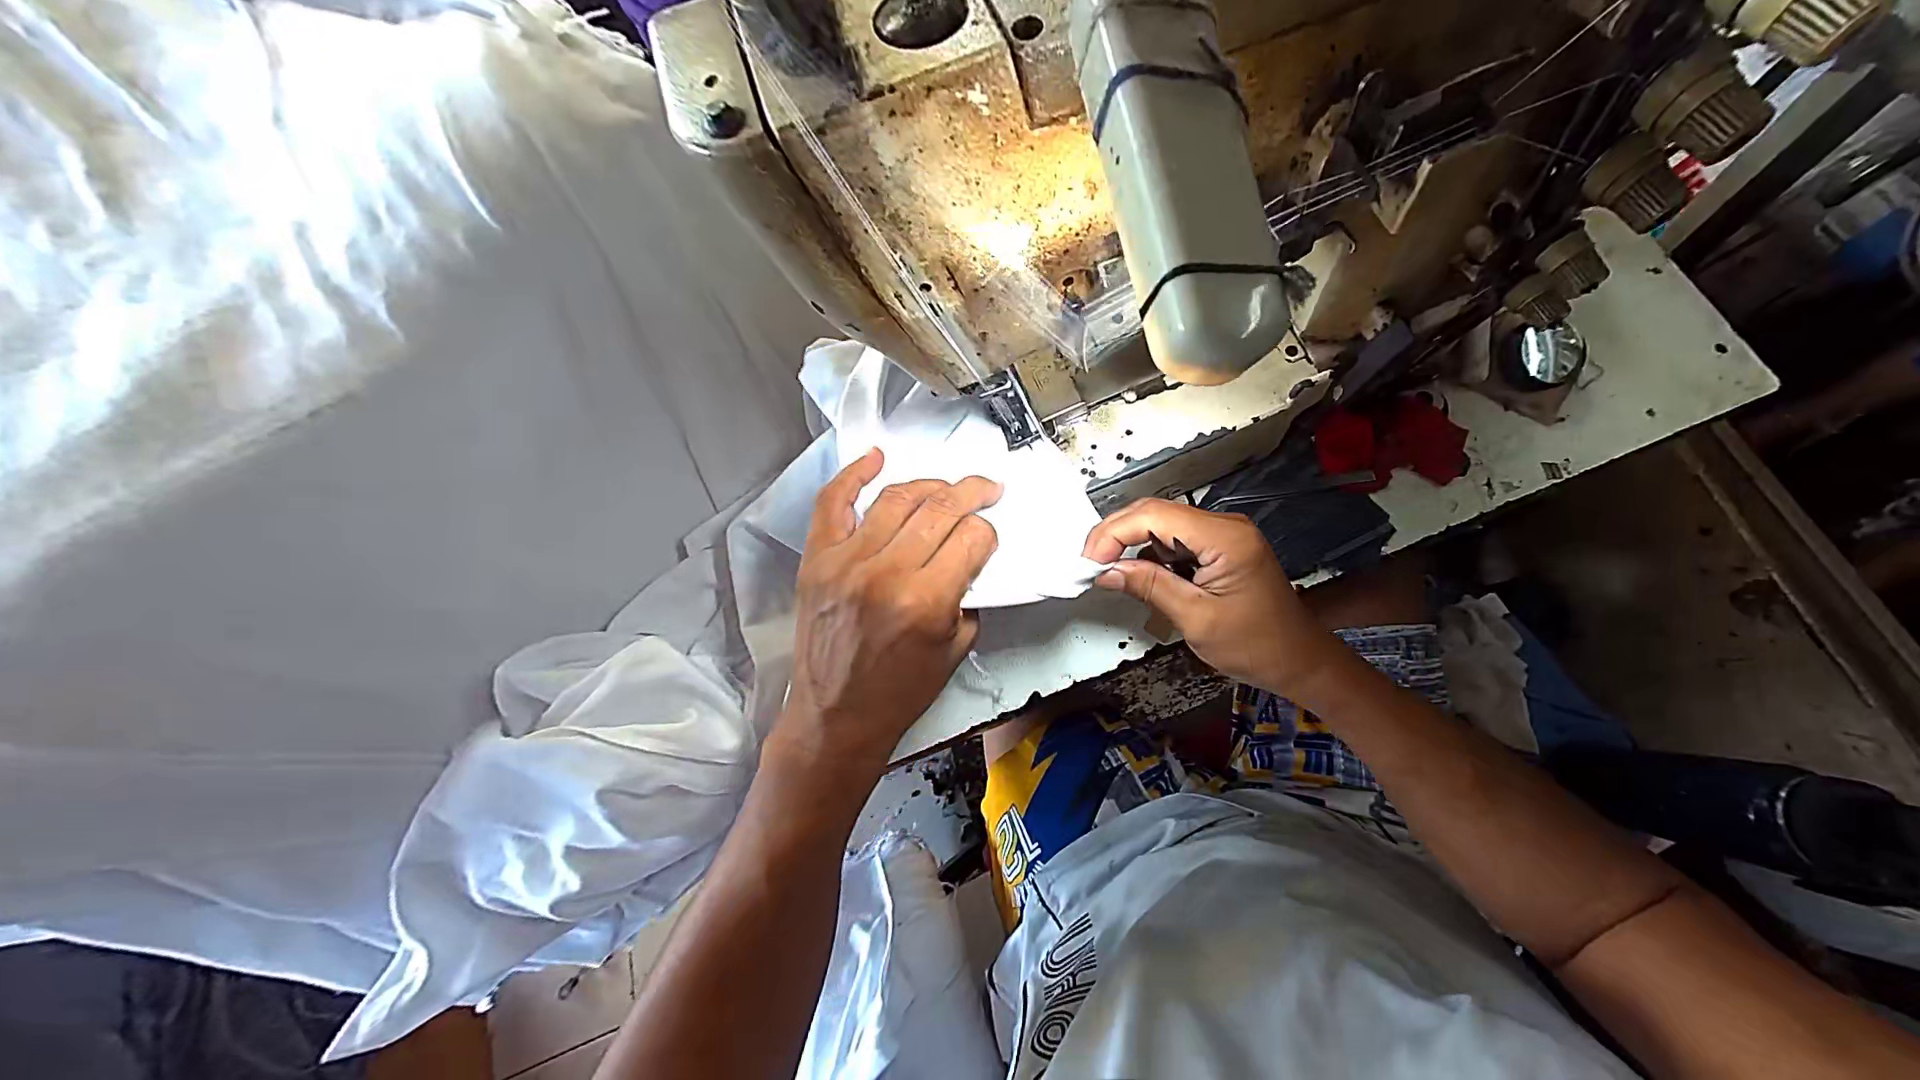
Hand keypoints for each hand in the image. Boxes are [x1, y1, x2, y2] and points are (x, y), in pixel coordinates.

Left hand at [774, 449, 1000, 777]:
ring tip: (946, 487)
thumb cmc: (893, 694)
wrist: (835, 718)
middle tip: (984, 490)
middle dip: (971, 494)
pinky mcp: (818, 561)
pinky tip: (874, 459)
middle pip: (940, 509)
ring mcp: (846, 563)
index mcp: (924, 602)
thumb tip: (970, 555)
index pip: (972, 538)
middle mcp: (885, 575)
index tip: (987, 536)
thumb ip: (967, 596)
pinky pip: (833, 503)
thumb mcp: (953, 650)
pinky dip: (853, 475)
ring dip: (930, 485)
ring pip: (896, 498)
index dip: (987, 533)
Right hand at [1083, 499, 1345, 697]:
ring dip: (1130, 545)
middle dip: (1116, 536)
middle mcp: (1225, 526)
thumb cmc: (1259, 645)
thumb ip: (1149, 586)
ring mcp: (1222, 535)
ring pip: (1159, 524)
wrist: (1298, 660)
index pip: (1154, 516)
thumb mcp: (1195, 619)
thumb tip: (1107, 571)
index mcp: (1226, 538)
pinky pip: (1172, 539)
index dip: (1114, 533)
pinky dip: (1148, 555)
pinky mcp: (1217, 547)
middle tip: (1091, 565)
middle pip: (1153, 513)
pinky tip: (1137, 576)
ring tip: (1109, 572)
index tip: (1091, 561)